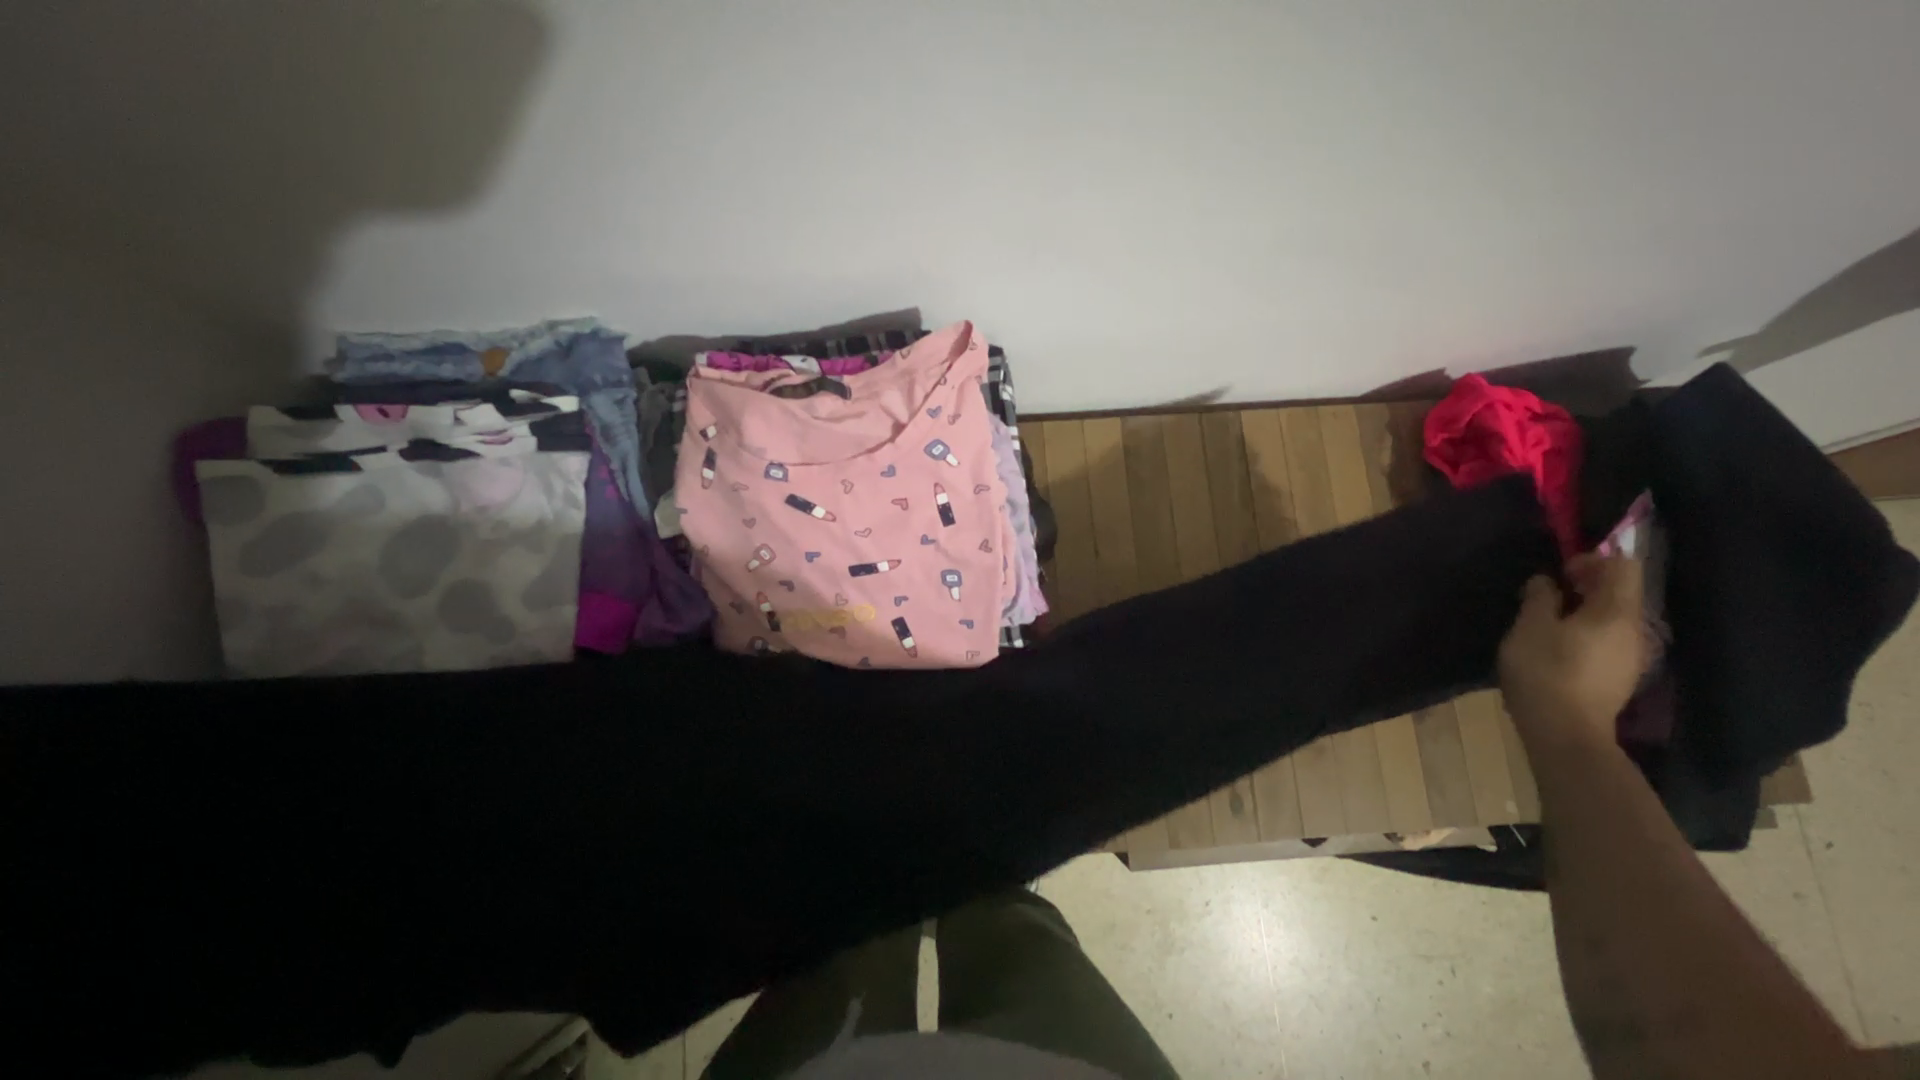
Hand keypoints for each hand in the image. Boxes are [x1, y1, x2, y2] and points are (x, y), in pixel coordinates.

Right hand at [1498, 554, 1647, 743]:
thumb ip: (1539, 597)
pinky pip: (1607, 642)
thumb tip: (1546, 582)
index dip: (1592, 559)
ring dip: (1582, 613)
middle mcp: (1634, 630)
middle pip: (1619, 593)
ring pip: (1612, 620)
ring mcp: (1631, 657)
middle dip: (1585, 587)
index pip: (1623, 565)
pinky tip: (1557, 652)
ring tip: (1547, 625)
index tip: (1559, 573)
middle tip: (1546, 598)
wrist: (1566, 733)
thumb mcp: (1530, 626)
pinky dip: (1585, 635)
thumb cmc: (1545, 671)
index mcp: (1616, 611)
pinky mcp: (1620, 678)